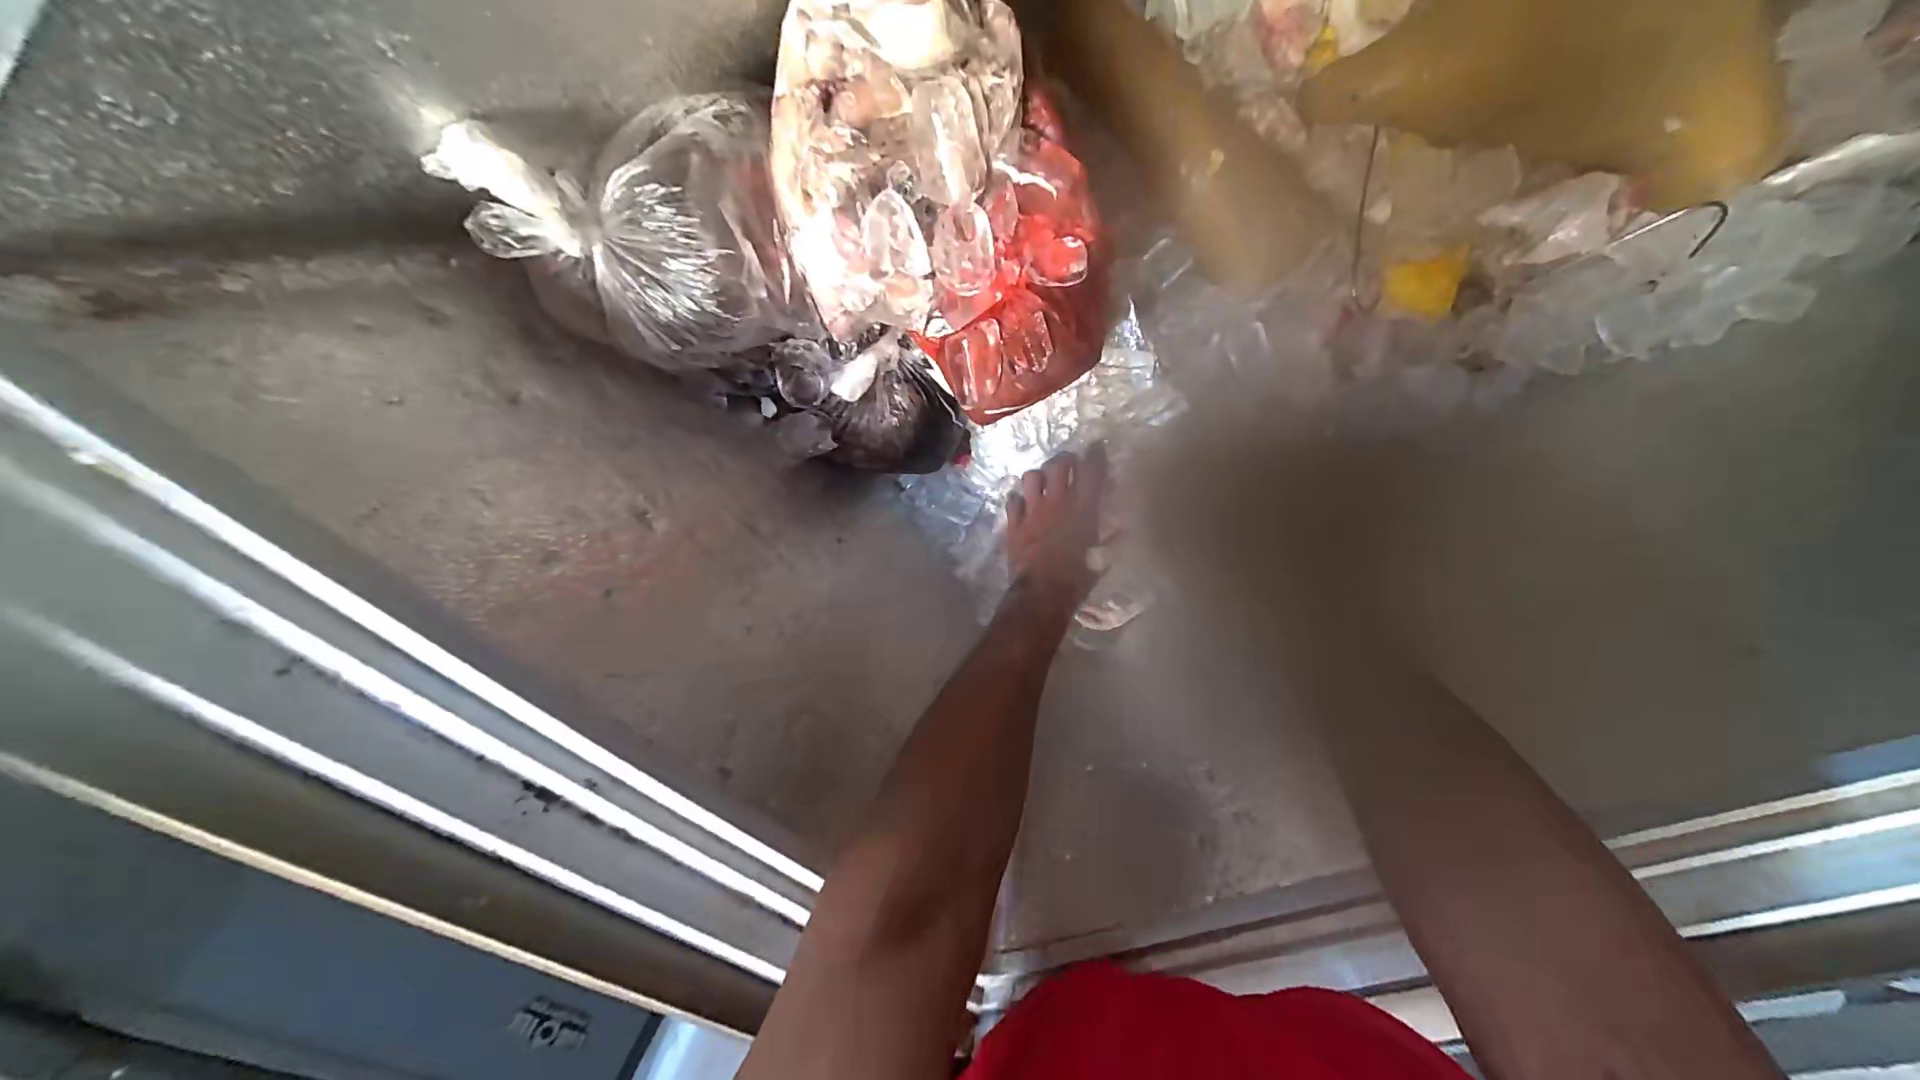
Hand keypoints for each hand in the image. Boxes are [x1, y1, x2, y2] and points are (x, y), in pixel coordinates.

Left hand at [1006, 444, 1107, 609]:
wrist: (1041, 593)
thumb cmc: (1077, 579)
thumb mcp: (1100, 558)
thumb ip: (1108, 539)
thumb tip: (1119, 530)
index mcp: (1083, 509)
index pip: (1091, 472)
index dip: (1095, 456)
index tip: (1096, 447)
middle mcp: (1057, 503)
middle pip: (1058, 465)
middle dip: (1065, 460)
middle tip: (1069, 464)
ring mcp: (1032, 511)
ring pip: (1031, 477)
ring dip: (1039, 476)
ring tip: (1043, 482)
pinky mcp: (1014, 524)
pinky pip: (1012, 501)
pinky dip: (1018, 499)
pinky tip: (1022, 503)